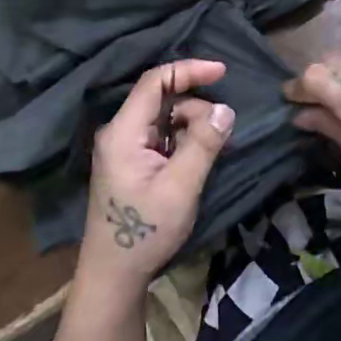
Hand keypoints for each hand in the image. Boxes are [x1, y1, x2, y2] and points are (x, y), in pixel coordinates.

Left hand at [80, 60, 235, 293]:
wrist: (114, 271)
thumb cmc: (146, 230)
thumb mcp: (181, 187)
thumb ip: (203, 145)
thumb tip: (226, 109)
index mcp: (123, 131)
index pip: (153, 82)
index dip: (188, 70)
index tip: (222, 71)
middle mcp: (118, 132)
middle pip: (159, 99)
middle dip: (194, 106)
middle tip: (222, 133)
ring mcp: (122, 148)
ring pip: (161, 119)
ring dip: (190, 124)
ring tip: (212, 149)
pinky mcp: (129, 162)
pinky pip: (158, 137)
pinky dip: (181, 139)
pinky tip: (198, 155)